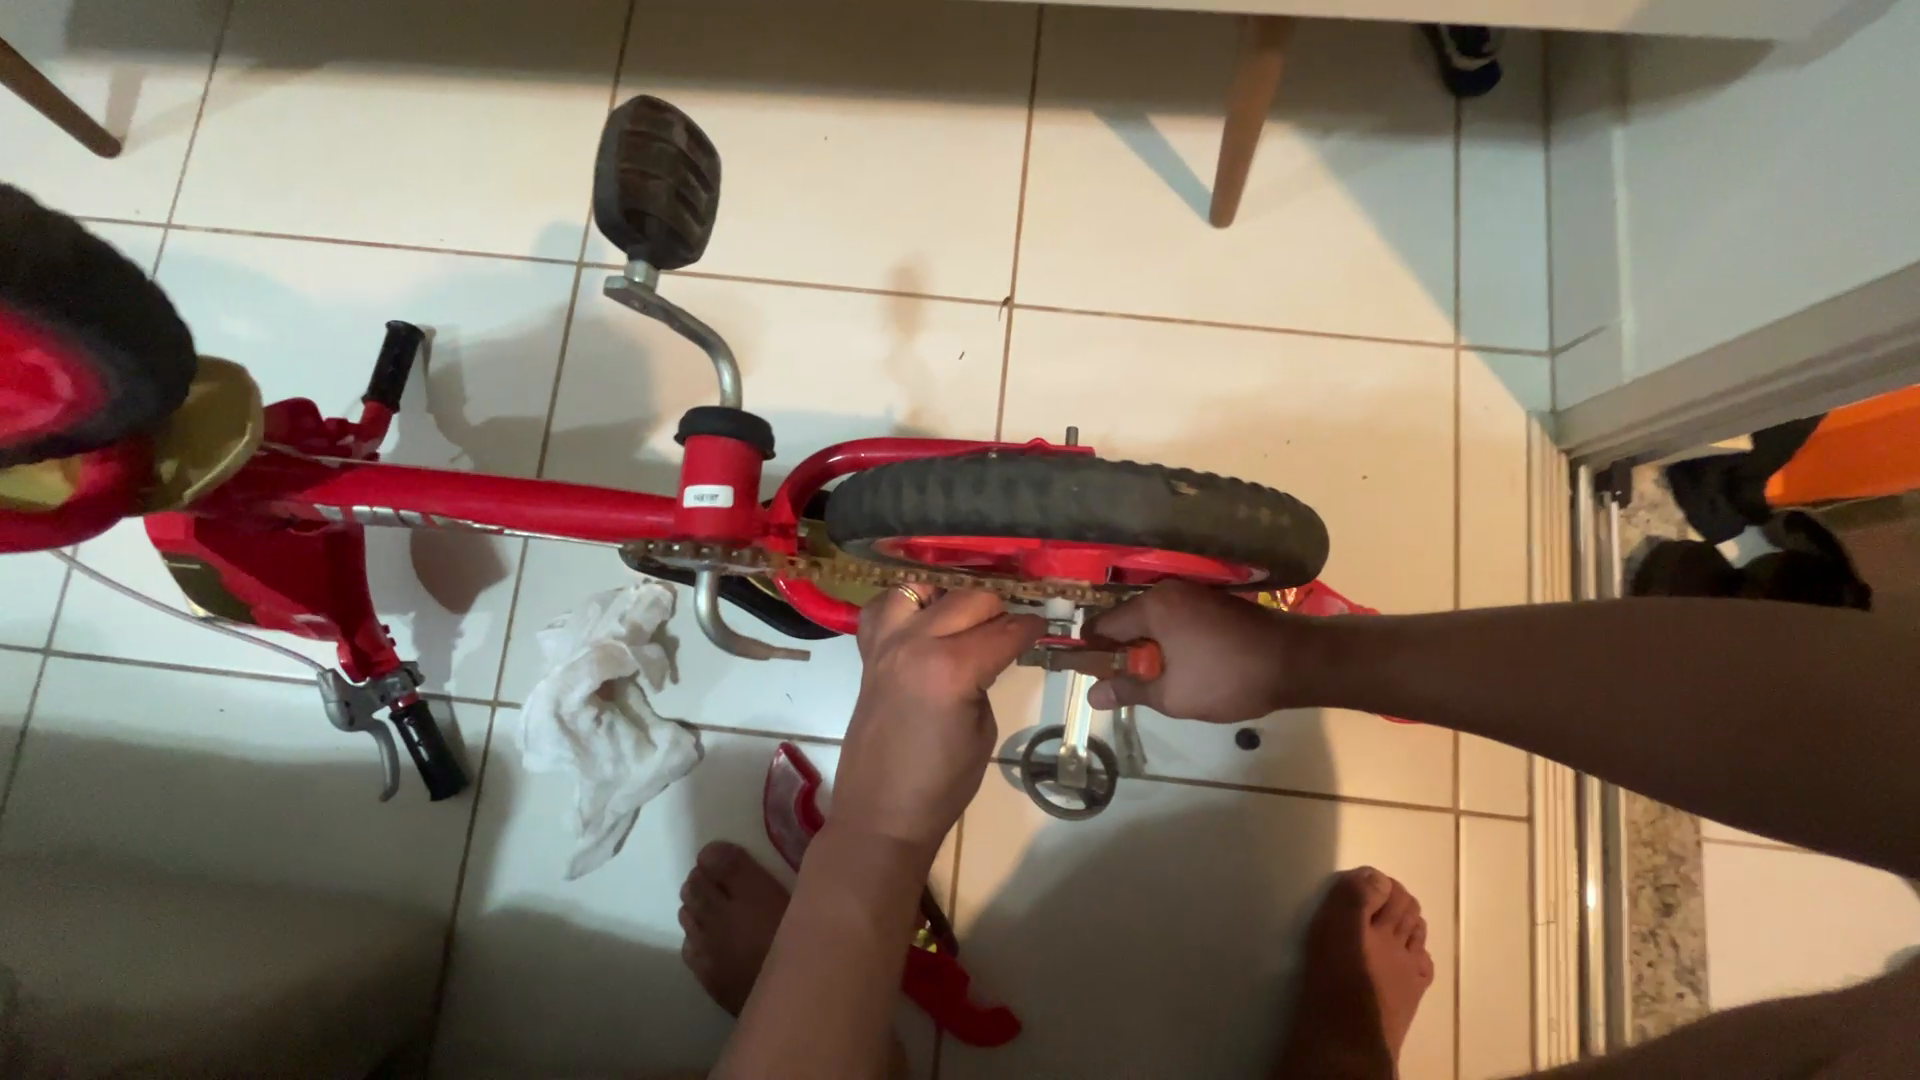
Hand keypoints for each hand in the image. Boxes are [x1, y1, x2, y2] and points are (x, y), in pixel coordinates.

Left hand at [834, 588, 1043, 853]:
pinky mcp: (867, 654)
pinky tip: (920, 621)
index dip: (1030, 628)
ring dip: (948, 597)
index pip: (1004, 631)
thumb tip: (990, 651)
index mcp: (953, 668)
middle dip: (998, 609)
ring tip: (963, 618)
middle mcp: (916, 644)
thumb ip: (986, 678)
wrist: (881, 812)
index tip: (1042, 626)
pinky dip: (902, 606)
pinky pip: (880, 609)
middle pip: (969, 599)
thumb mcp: (983, 729)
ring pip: (921, 588)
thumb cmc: (942, 783)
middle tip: (1010, 629)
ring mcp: (886, 645)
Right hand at [1086, 580, 1291, 721]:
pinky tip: (1177, 663)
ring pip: (1153, 619)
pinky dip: (1168, 638)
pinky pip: (1175, 617)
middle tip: (1119, 681)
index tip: (1087, 672)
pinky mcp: (1214, 601)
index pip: (1103, 625)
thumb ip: (1129, 691)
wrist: (1298, 661)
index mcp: (1152, 606)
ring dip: (1146, 645)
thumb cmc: (1228, 678)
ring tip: (1148, 677)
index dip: (1091, 650)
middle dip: (1120, 648)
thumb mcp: (1172, 695)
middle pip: (1128, 619)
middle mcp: (1169, 590)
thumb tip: (1093, 695)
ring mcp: (1194, 592)